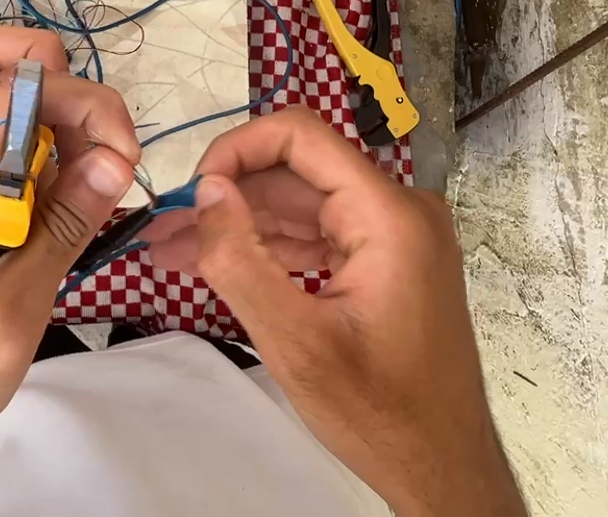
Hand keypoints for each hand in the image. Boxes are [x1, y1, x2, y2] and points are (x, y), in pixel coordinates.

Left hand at [0, 23, 140, 516]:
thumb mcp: (10, 317)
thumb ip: (63, 230)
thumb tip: (117, 159)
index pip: (4, 92)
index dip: (73, 103)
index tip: (121, 154)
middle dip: (46, 69)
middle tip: (94, 130)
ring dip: (53, 104)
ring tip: (92, 168)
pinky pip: (3, 127)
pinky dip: (47, 138)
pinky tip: (70, 189)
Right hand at [145, 107, 526, 516]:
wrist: (442, 473)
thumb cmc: (378, 414)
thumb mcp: (295, 342)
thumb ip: (241, 260)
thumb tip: (205, 190)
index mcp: (387, 213)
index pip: (300, 135)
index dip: (238, 147)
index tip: (193, 188)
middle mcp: (395, 207)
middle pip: (293, 171)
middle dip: (225, 194)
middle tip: (164, 227)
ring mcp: (389, 231)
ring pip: (296, 202)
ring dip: (236, 222)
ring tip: (171, 247)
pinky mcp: (379, 255)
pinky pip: (312, 232)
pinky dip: (264, 245)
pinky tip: (213, 261)